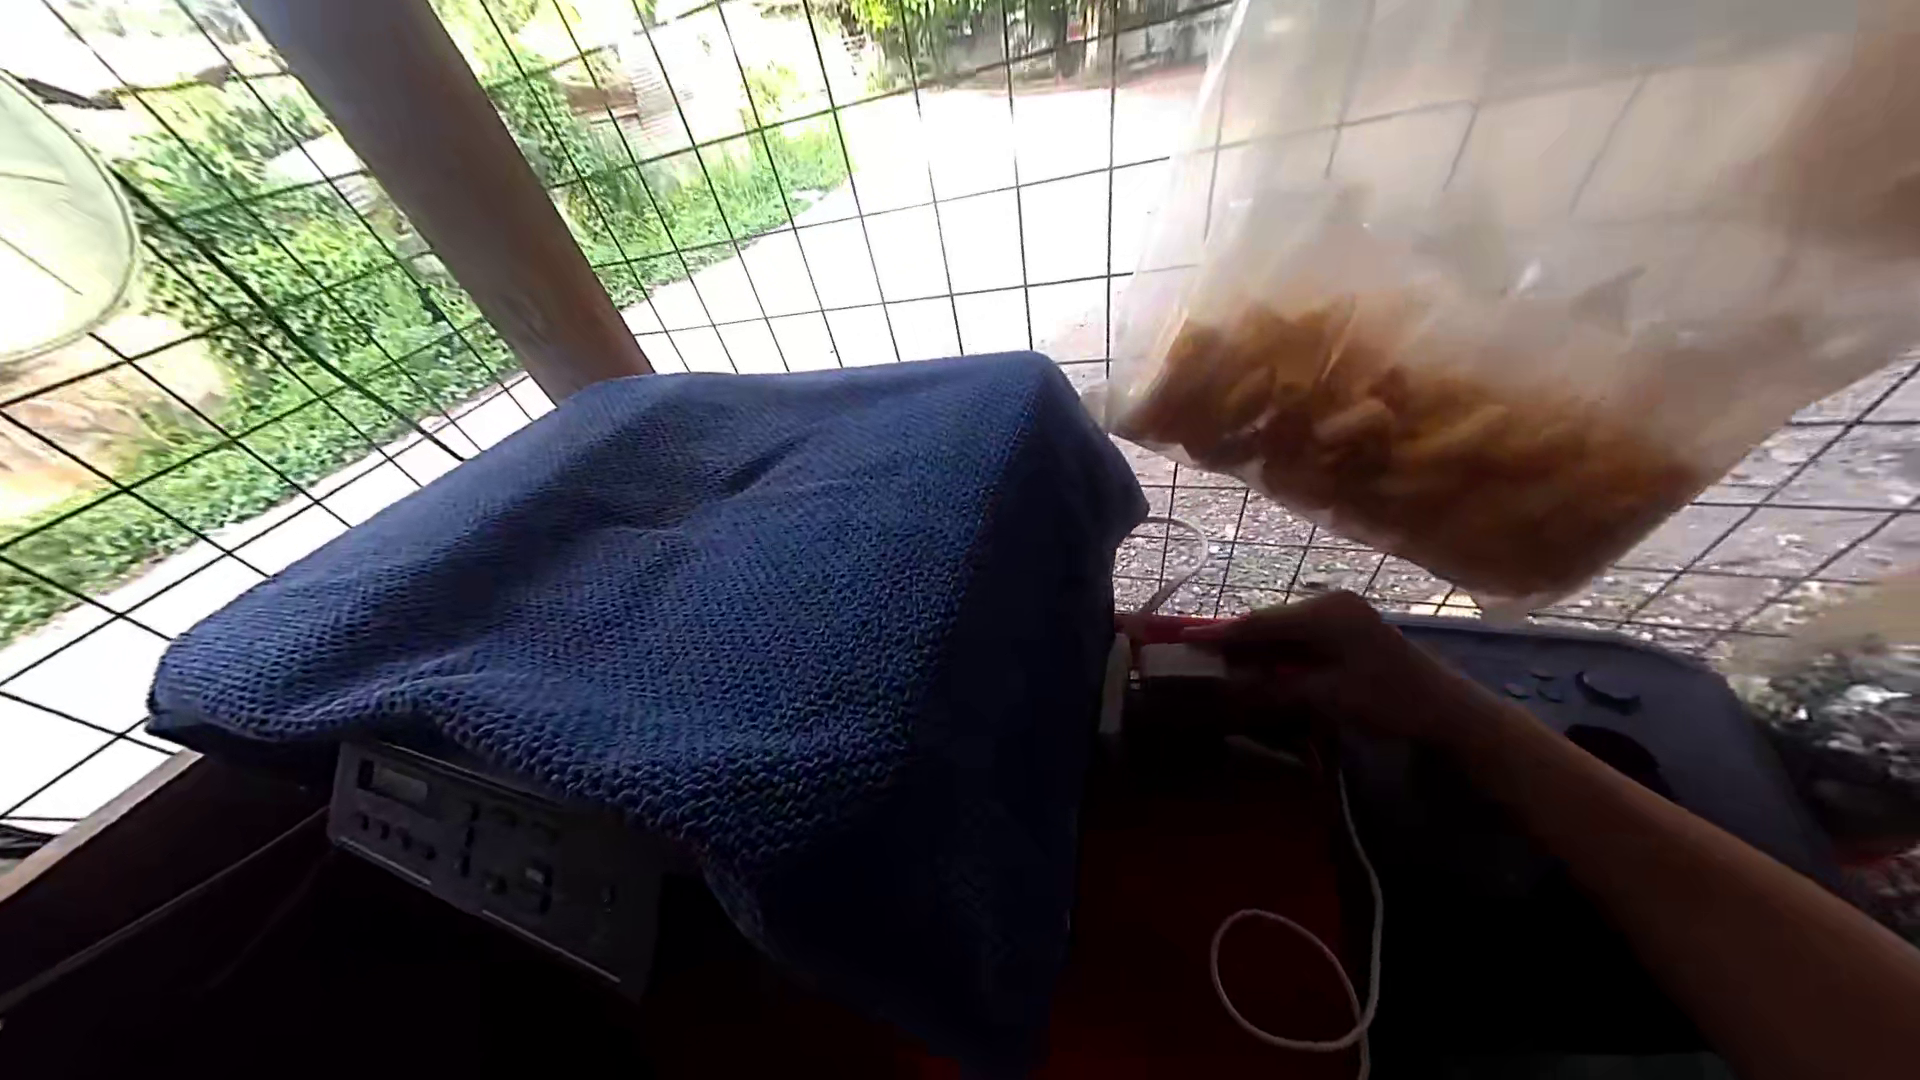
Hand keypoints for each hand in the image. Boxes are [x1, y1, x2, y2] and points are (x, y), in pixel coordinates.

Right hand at [1181, 590, 1493, 743]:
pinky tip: (1262, 659)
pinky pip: (1299, 631)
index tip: (1186, 638)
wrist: (1450, 712)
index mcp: (1327, 613)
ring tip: (1224, 658)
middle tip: (1201, 653)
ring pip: (1282, 625)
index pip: (1260, 622)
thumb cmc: (1389, 702)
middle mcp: (1331, 602)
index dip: (1221, 633)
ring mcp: (1340, 609)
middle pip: (1269, 620)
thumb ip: (1272, 686)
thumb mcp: (1325, 696)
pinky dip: (1278, 646)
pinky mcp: (1346, 623)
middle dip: (1236, 638)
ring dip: (1256, 643)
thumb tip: (1226, 684)